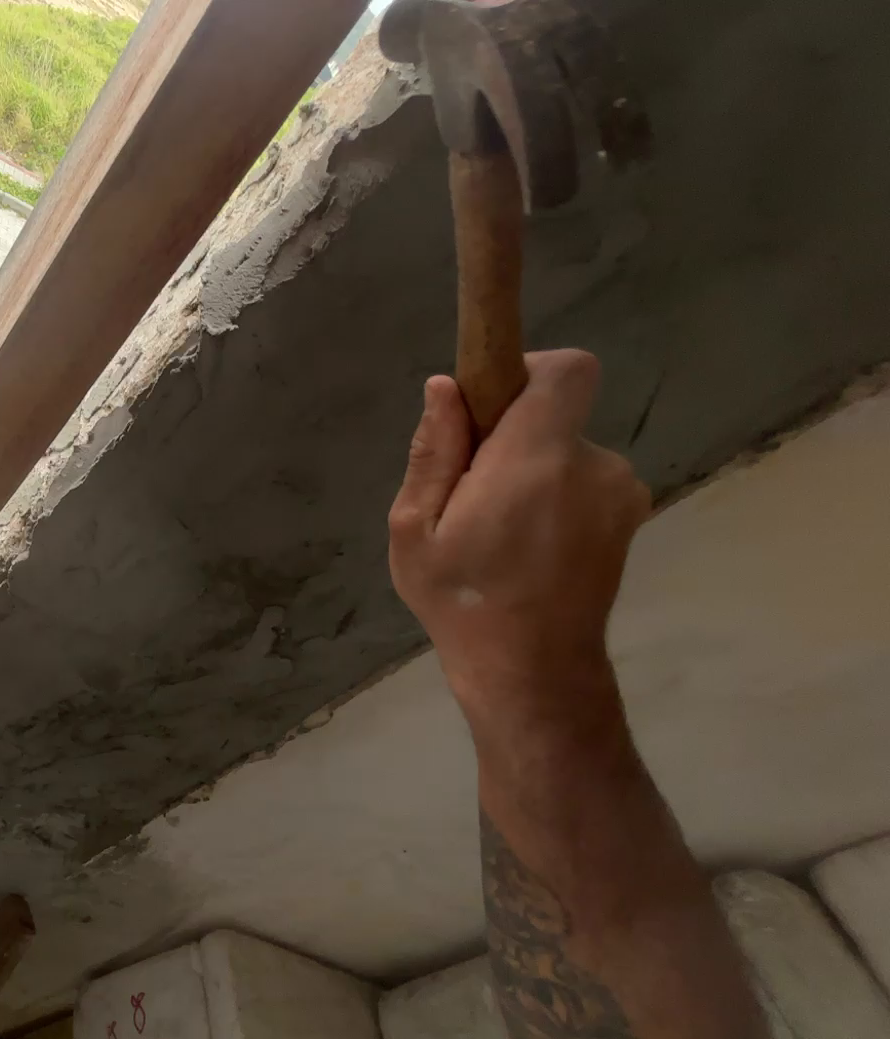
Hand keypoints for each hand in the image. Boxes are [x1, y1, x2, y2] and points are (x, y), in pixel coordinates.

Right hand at [388, 350, 650, 706]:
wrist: (529, 665)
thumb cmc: (457, 594)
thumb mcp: (413, 526)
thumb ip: (434, 452)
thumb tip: (444, 387)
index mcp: (535, 461)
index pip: (565, 369)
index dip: (525, 369)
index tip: (483, 406)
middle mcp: (593, 465)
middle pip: (553, 414)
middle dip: (505, 438)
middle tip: (463, 497)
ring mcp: (621, 492)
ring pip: (563, 450)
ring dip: (526, 471)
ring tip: (489, 530)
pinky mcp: (628, 516)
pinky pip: (581, 480)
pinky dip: (550, 495)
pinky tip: (522, 544)